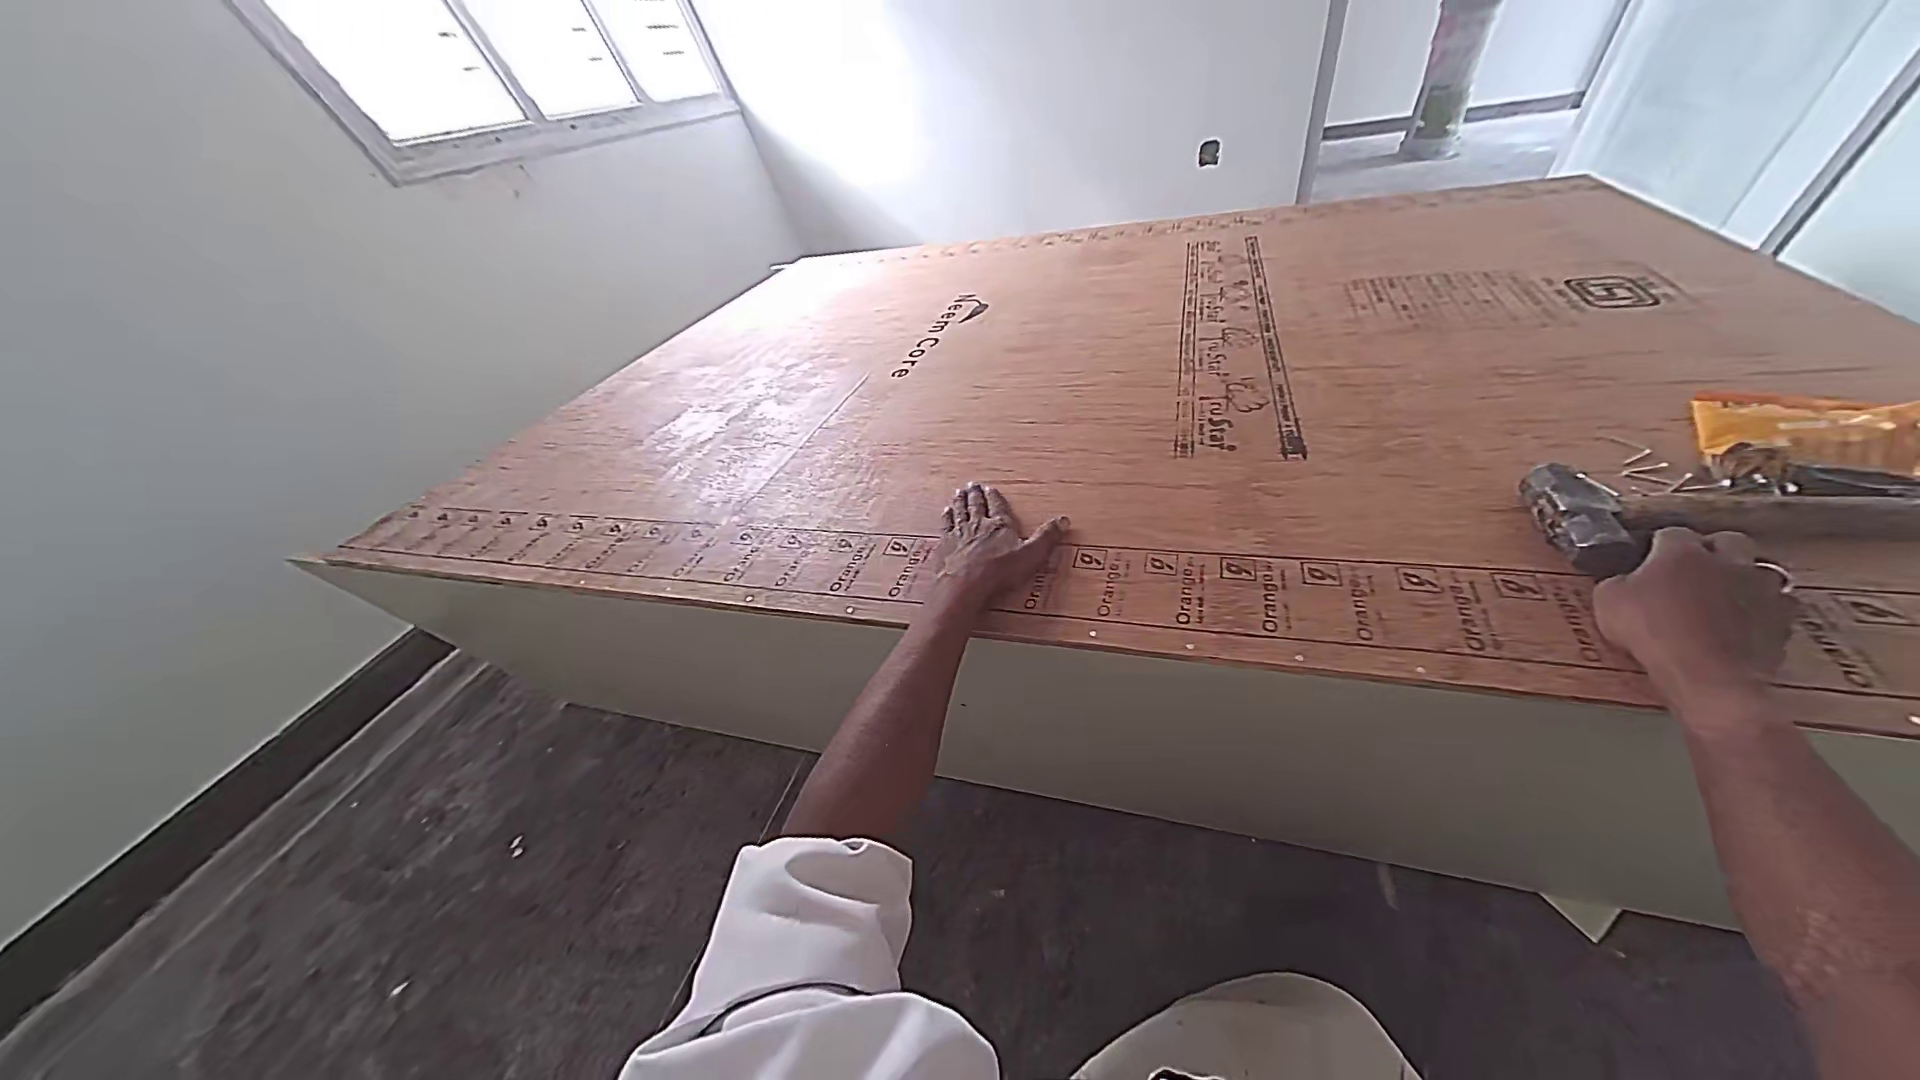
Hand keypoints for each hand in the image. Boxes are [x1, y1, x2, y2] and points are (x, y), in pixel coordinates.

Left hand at [930, 482, 1067, 612]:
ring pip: (959, 512)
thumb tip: (1063, 520)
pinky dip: (946, 517)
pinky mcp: (945, 545)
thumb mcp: (1031, 555)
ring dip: (960, 502)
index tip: (991, 489)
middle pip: (976, 506)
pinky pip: (946, 526)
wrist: (966, 583)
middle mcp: (978, 525)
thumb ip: (1046, 538)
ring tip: (958, 493)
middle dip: (975, 495)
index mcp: (999, 526)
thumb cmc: (999, 571)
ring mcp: (959, 534)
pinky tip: (945, 512)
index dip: (995, 498)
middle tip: (972, 484)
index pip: (998, 507)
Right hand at [1592, 527, 1796, 701]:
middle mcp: (1727, 561)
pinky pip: (1777, 601)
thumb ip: (1619, 581)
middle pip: (1728, 540)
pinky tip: (1744, 617)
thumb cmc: (1649, 630)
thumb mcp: (1607, 601)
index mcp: (1681, 552)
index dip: (1657, 545)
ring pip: (1760, 568)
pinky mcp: (1783, 616)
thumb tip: (1628, 579)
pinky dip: (1761, 605)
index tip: (1646, 557)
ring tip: (1721, 592)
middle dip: (1712, 548)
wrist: (1705, 672)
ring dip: (1742, 575)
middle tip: (1691, 567)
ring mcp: (1762, 588)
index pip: (1671, 533)